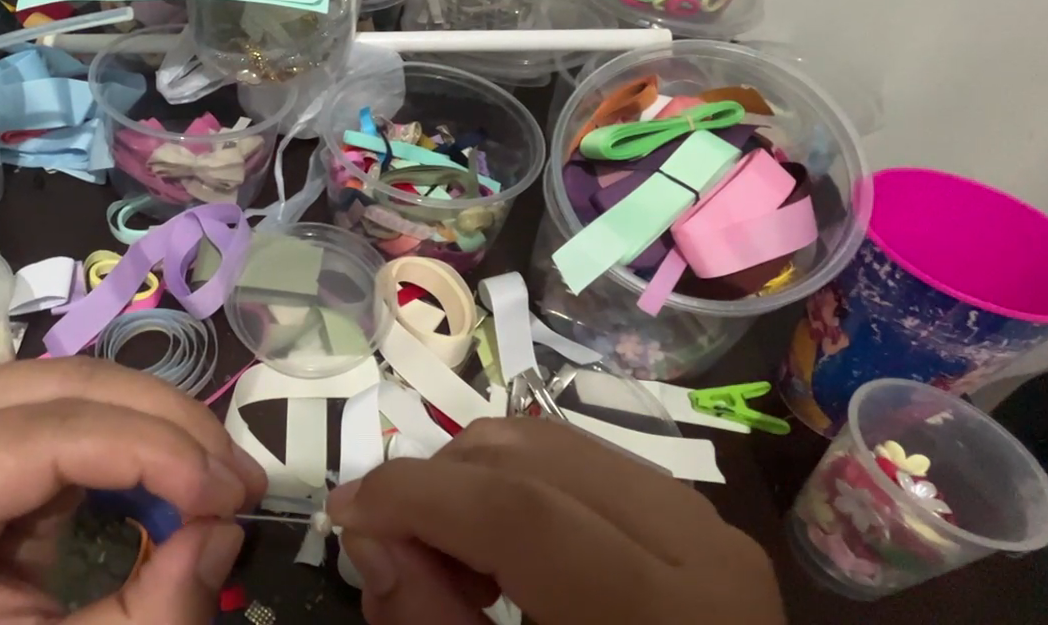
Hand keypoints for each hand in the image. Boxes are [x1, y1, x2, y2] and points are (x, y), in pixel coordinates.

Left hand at [0, 358, 267, 623]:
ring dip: (155, 420)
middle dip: (162, 422)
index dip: (145, 451)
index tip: (227, 496)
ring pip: (71, 384)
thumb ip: (142, 616)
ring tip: (219, 474)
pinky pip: (68, 412)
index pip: (41, 437)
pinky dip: (129, 436)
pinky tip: (174, 472)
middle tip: (238, 479)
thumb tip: (222, 530)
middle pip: (61, 388)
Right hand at [328, 417, 783, 624]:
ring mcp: (701, 518)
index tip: (347, 514)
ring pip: (542, 440)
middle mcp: (700, 546)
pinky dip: (511, 480)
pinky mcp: (688, 509)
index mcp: (669, 618)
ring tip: (457, 558)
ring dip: (470, 479)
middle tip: (402, 556)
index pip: (522, 516)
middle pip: (528, 459)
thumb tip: (370, 535)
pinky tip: (506, 547)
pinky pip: (570, 455)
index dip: (419, 501)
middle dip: (438, 489)